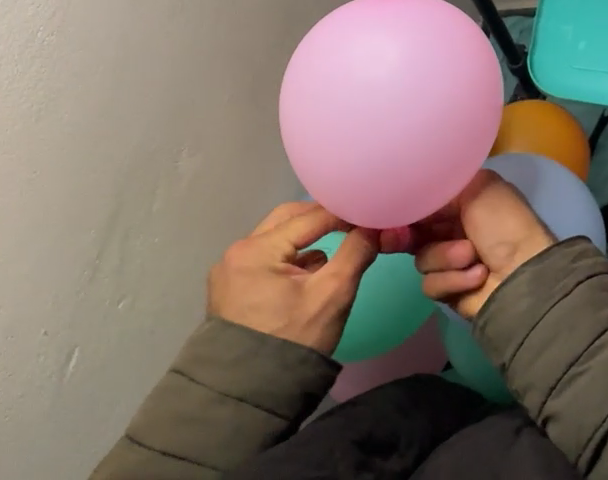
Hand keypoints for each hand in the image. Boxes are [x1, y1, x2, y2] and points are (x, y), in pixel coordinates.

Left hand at [206, 201, 378, 354]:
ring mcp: (231, 271)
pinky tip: (315, 267)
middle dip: (325, 218)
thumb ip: (358, 250)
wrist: (248, 394)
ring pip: (279, 236)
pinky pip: (270, 256)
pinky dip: (295, 254)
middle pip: (290, 218)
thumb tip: (376, 225)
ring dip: (310, 236)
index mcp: (255, 250)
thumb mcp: (333, 293)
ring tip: (341, 242)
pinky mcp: (233, 287)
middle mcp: (236, 252)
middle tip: (357, 222)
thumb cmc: (293, 339)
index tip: (374, 214)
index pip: (312, 216)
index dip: (347, 213)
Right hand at [408, 171, 554, 318]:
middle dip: (415, 237)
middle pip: (413, 234)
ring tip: (473, 256)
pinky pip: (430, 284)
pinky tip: (477, 276)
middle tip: (416, 238)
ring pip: (421, 259)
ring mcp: (451, 260)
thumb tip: (411, 198)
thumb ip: (439, 188)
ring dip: (447, 257)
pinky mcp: (449, 288)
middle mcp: (454, 228)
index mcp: (463, 201)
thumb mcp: (476, 188)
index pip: (423, 203)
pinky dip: (453, 280)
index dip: (408, 210)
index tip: (394, 215)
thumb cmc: (503, 224)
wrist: (521, 273)